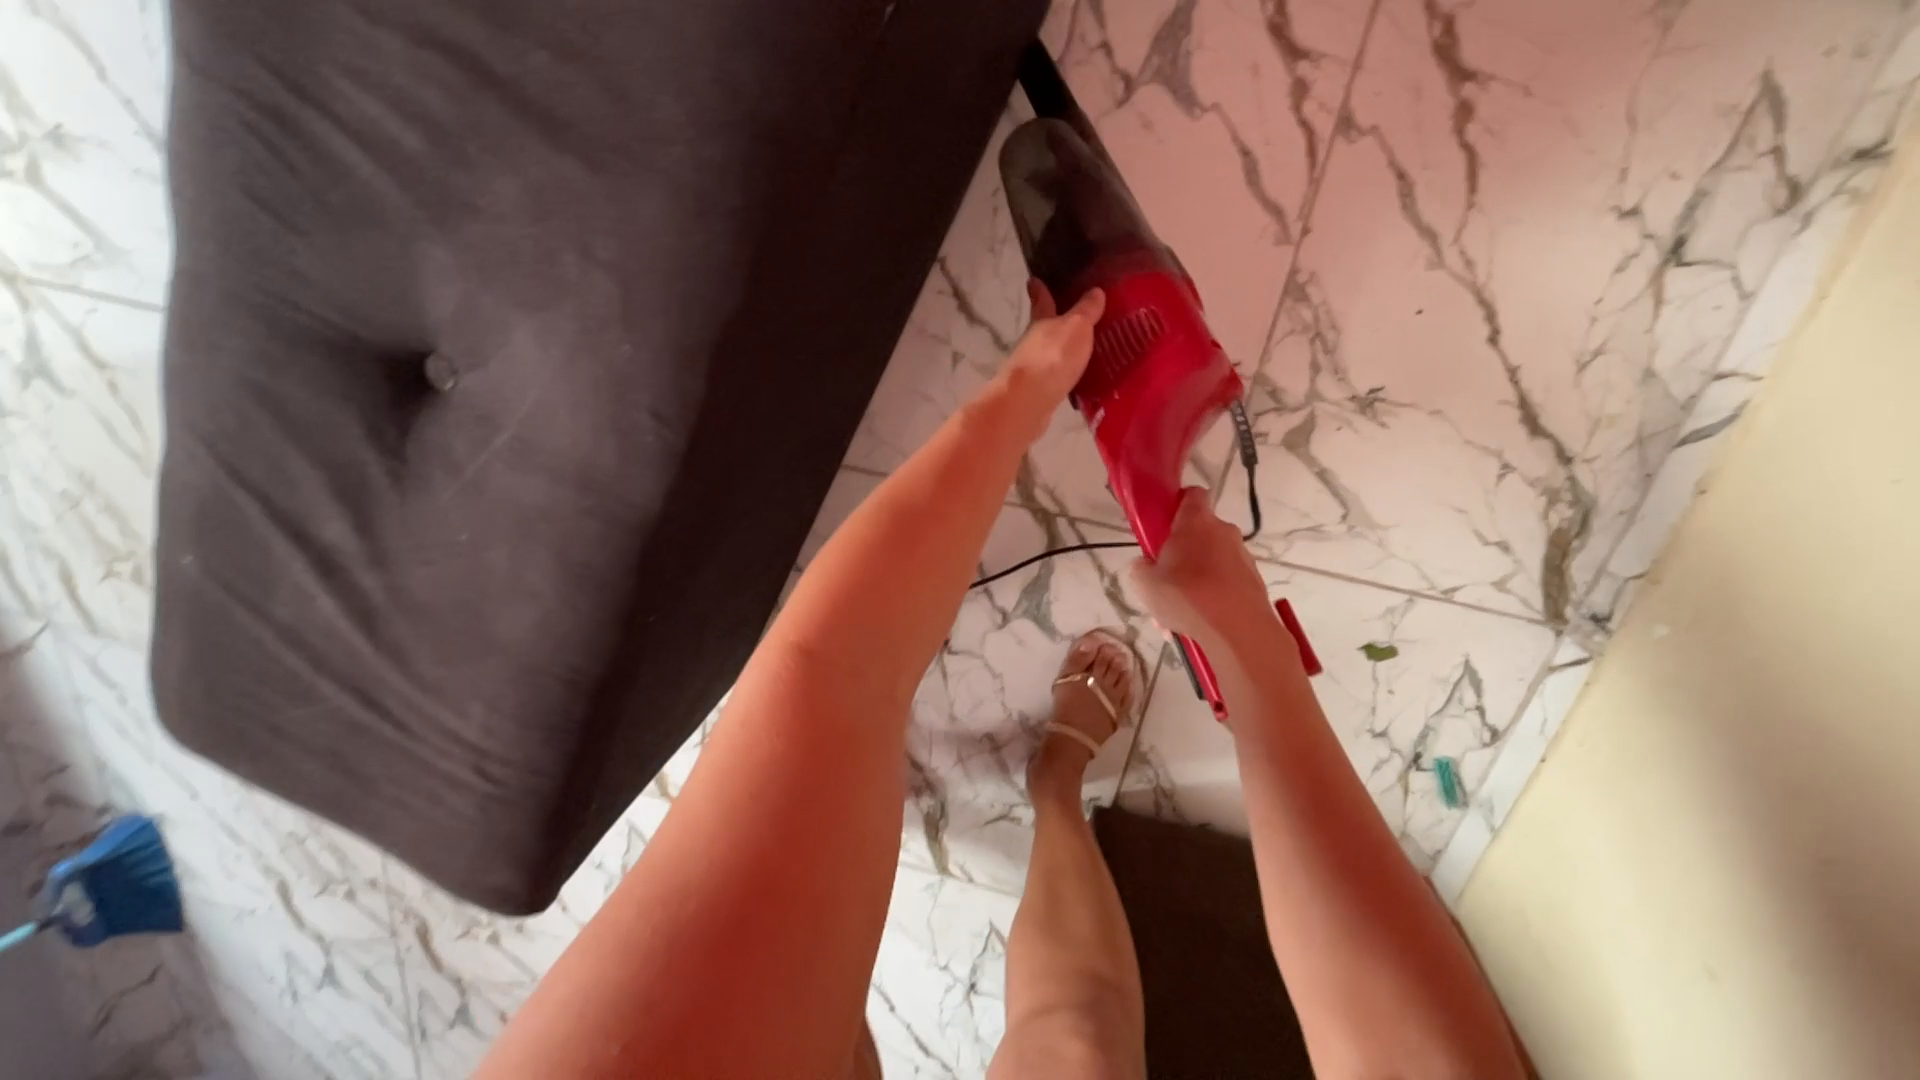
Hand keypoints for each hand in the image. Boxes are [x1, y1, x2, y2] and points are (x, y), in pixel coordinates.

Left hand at [1003, 280, 1104, 402]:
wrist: (1028, 401)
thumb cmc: (1052, 357)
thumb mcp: (1076, 327)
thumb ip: (1086, 311)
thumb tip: (1095, 290)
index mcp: (1041, 320)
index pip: (1040, 299)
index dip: (1039, 288)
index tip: (1034, 279)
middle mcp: (1033, 341)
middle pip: (1043, 326)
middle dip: (1055, 320)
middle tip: (1072, 315)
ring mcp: (1032, 367)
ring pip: (1049, 352)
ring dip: (1061, 348)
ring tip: (1082, 346)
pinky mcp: (1037, 390)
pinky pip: (1055, 376)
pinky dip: (1064, 373)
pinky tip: (1076, 376)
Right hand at [1129, 488, 1280, 645]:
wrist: (1238, 631)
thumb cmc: (1186, 596)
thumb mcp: (1145, 583)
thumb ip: (1140, 568)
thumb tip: (1145, 565)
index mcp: (1196, 522)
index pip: (1191, 494)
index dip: (1177, 504)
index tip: (1163, 525)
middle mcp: (1224, 531)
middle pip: (1199, 533)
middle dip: (1181, 553)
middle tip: (1164, 579)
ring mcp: (1243, 557)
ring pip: (1211, 562)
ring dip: (1195, 581)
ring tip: (1177, 614)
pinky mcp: (1254, 582)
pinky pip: (1225, 583)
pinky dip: (1212, 598)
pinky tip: (1196, 623)